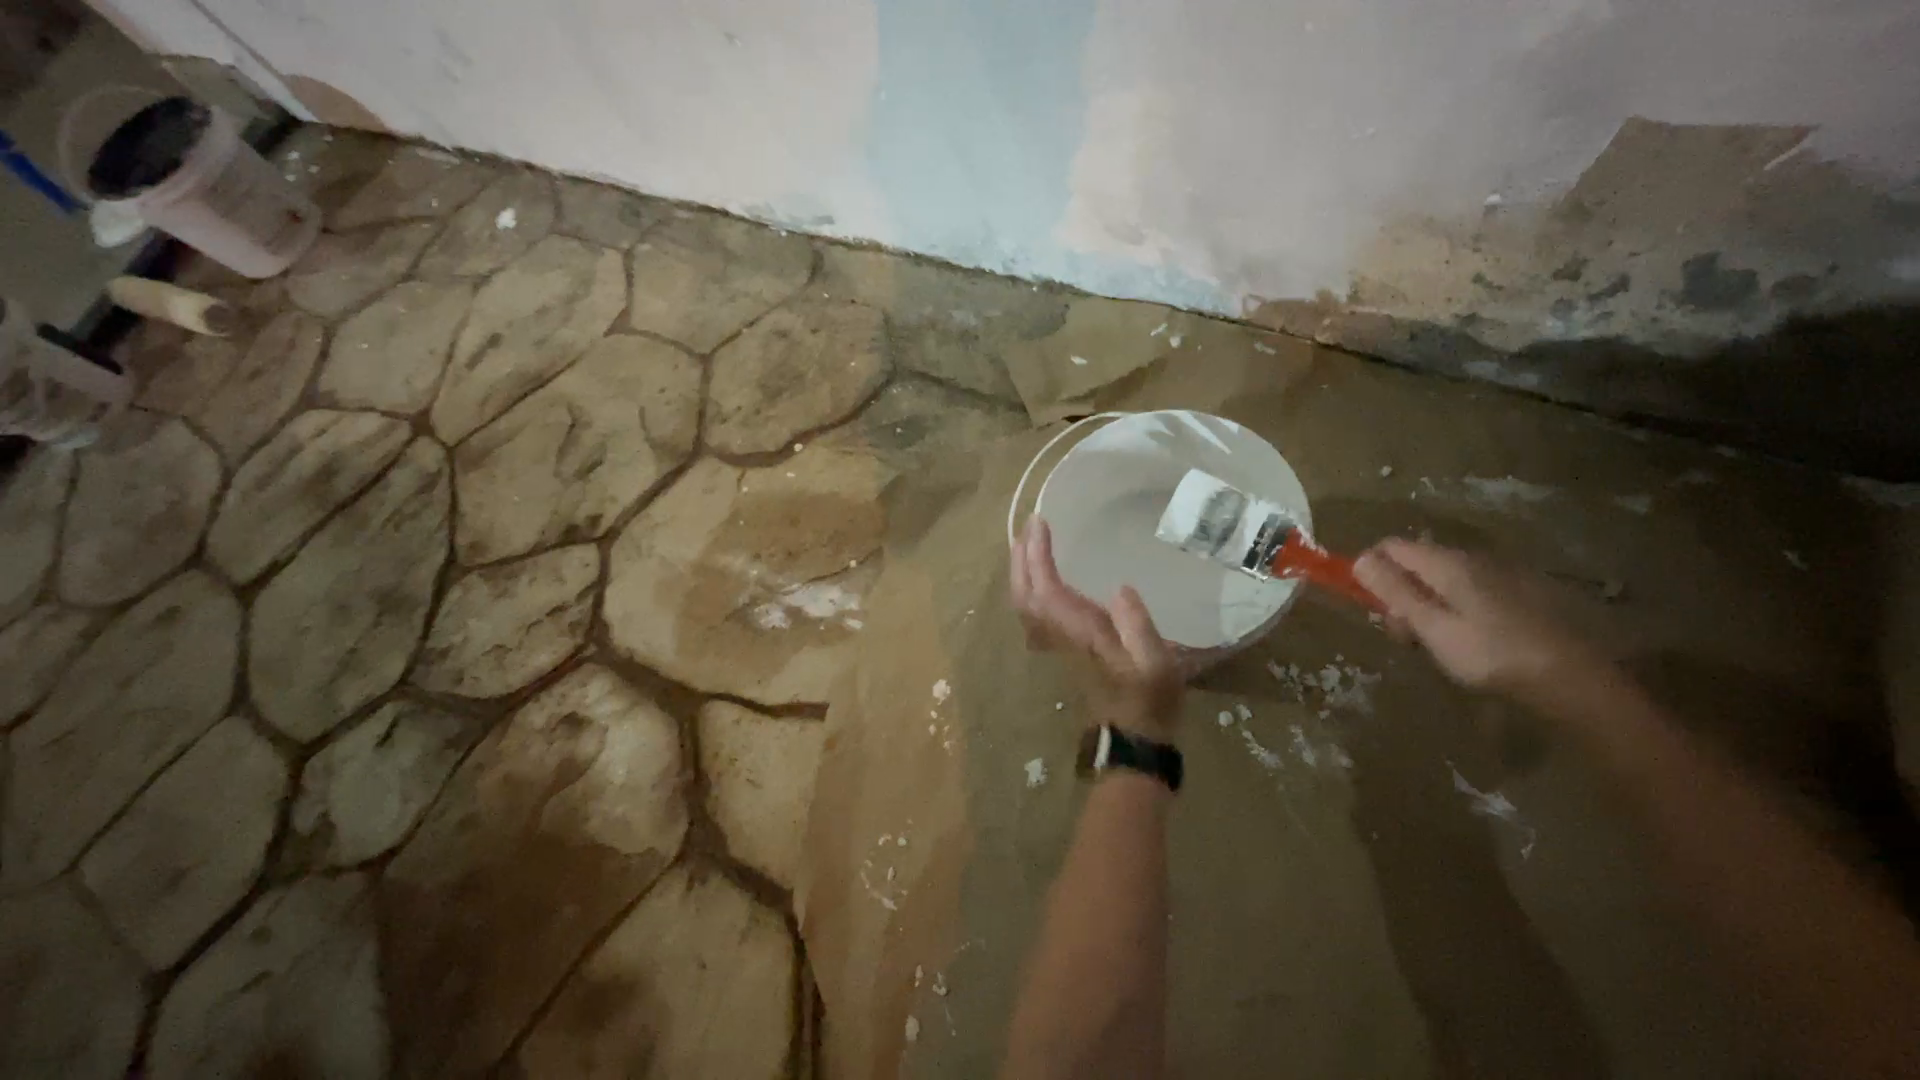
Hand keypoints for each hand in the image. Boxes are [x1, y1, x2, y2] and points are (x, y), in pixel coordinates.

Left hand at [1010, 518, 1183, 740]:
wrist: (1133, 737)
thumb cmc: (1148, 698)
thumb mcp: (1156, 663)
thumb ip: (1139, 626)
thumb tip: (1121, 588)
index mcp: (1080, 633)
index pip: (1047, 590)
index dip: (1039, 556)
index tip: (1040, 523)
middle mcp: (1059, 635)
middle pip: (1025, 594)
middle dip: (1021, 558)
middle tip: (1027, 525)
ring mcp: (1056, 644)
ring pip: (1024, 605)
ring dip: (1021, 572)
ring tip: (1028, 543)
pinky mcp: (1061, 649)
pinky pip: (1033, 613)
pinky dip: (1029, 588)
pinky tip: (1041, 577)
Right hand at [1354, 537, 1605, 698]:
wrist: (1572, 678)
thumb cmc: (1492, 654)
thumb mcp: (1432, 627)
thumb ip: (1395, 592)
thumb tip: (1359, 558)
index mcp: (1447, 563)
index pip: (1391, 547)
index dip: (1372, 571)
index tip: (1374, 609)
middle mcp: (1471, 559)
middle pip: (1416, 564)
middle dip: (1400, 595)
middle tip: (1406, 638)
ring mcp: (1498, 575)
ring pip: (1442, 580)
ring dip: (1426, 607)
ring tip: (1436, 646)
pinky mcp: (1518, 594)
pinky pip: (1469, 592)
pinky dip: (1454, 610)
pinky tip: (1468, 642)